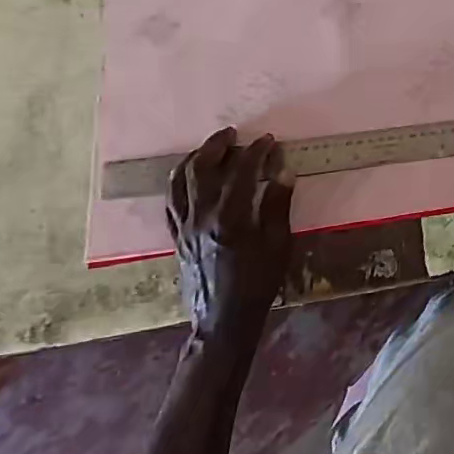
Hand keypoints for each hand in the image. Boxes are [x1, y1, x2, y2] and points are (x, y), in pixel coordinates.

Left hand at [167, 127, 294, 340]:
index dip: (256, 151)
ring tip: (209, 149)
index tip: (269, 141)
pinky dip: (180, 183)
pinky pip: (170, 203)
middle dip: (217, 145)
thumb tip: (282, 173)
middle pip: (201, 168)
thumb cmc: (258, 283)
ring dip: (194, 159)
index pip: (242, 171)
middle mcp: (201, 216)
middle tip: (233, 134)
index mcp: (230, 217)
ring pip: (179, 182)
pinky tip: (190, 179)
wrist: (224, 320)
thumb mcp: (278, 244)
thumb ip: (278, 206)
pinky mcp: (176, 238)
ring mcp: (184, 227)